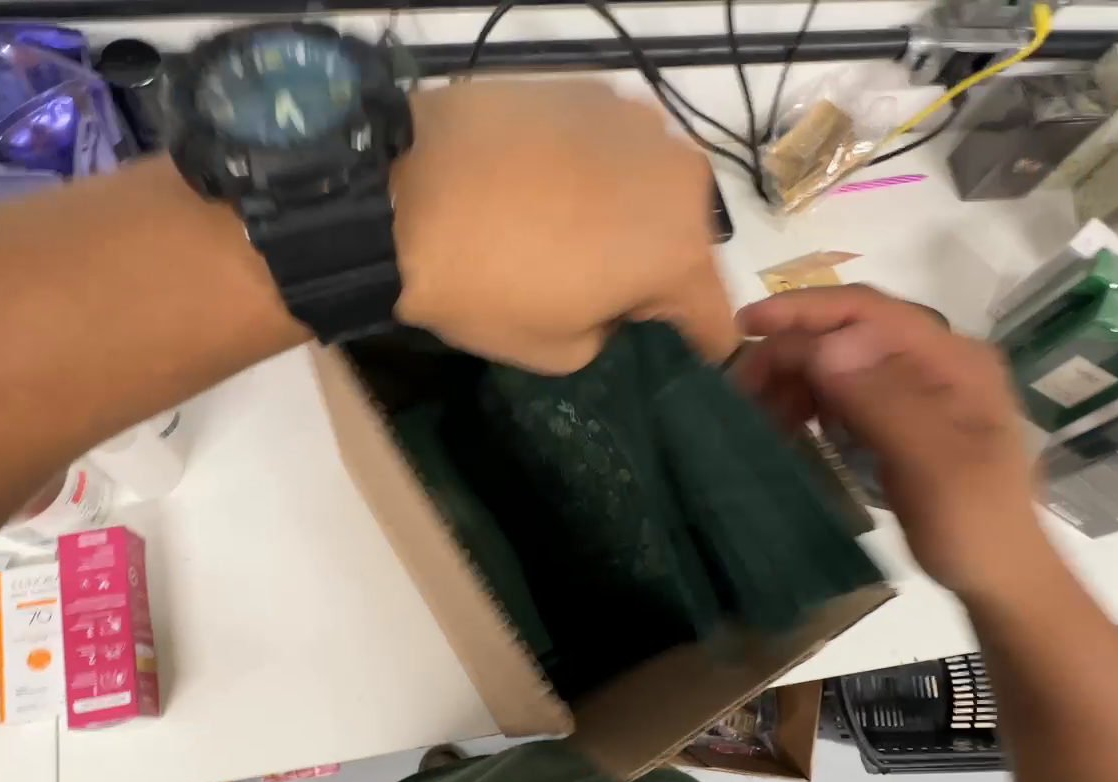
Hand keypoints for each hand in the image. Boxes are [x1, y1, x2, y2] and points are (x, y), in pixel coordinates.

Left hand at [391, 80, 736, 373]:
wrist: (399, 194)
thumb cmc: (487, 289)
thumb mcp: (561, 352)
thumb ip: (616, 334)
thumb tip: (618, 304)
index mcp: (681, 250)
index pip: (717, 320)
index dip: (695, 350)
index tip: (664, 356)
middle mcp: (681, 175)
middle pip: (689, 246)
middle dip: (657, 275)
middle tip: (599, 291)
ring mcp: (636, 120)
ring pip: (655, 192)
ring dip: (628, 219)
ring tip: (565, 233)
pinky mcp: (591, 89)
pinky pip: (615, 151)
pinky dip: (596, 175)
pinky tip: (544, 187)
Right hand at [733, 285, 1058, 601]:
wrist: (998, 574)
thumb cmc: (974, 526)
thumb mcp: (934, 467)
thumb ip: (884, 402)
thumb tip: (824, 347)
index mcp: (951, 361)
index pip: (869, 312)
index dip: (804, 310)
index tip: (745, 327)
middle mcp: (932, 363)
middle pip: (846, 335)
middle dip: (788, 353)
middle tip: (739, 389)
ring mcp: (914, 390)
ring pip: (837, 364)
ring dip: (791, 381)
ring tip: (754, 412)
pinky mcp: (895, 419)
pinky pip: (839, 396)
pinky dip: (805, 404)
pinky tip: (783, 426)